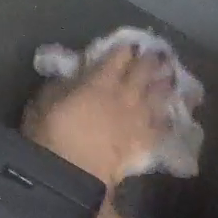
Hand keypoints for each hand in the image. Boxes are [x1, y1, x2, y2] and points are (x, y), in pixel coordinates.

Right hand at [23, 46, 168, 187]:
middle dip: (150, 61)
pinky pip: (163, 126)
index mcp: (99, 83)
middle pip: (143, 73)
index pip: (116, 59)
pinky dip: (170, 118)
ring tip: (171, 75)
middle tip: (157, 53)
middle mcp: (125, 96)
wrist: (73, 175)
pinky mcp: (146, 142)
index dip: (124, 49)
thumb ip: (61, 84)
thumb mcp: (43, 101)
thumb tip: (73, 74)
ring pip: (159, 96)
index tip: (129, 43)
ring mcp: (139, 119)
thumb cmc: (51, 135)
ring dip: (165, 84)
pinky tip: (175, 114)